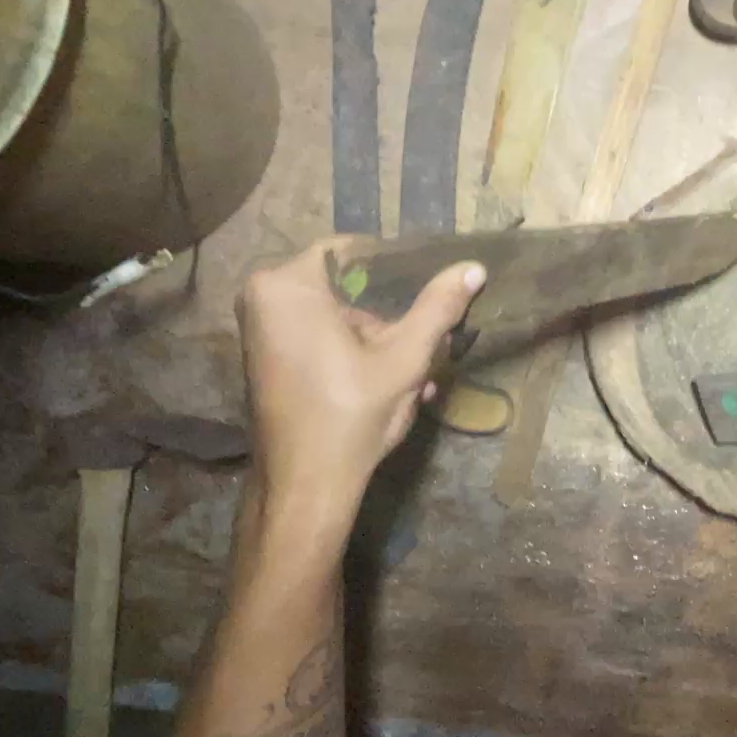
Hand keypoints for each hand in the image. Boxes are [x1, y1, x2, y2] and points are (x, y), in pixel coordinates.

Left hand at [237, 239, 483, 539]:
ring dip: (381, 335)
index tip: (435, 281)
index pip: (353, 250)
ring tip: (421, 362)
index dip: (398, 264)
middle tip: (432, 330)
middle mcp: (263, 298)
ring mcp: (262, 329)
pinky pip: (323, 334)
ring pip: (339, 312)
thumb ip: (438, 308)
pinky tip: (396, 377)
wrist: (305, 486)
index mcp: (286, 286)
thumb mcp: (404, 358)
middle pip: (347, 284)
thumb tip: (474, 268)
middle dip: (393, 310)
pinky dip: (357, 349)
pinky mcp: (269, 356)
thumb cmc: (349, 414)